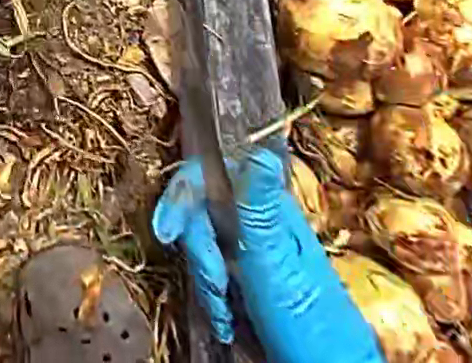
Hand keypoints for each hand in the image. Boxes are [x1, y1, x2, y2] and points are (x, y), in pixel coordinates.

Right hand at [152, 148, 383, 362]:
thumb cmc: (305, 320)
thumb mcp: (276, 259)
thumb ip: (260, 205)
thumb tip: (259, 151)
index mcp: (266, 203)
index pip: (210, 171)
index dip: (182, 192)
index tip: (166, 230)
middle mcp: (255, 218)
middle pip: (200, 209)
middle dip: (198, 250)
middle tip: (218, 286)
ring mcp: (249, 248)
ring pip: (201, 243)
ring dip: (205, 280)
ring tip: (226, 312)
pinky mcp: (244, 278)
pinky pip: (208, 273)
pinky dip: (210, 298)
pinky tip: (226, 320)